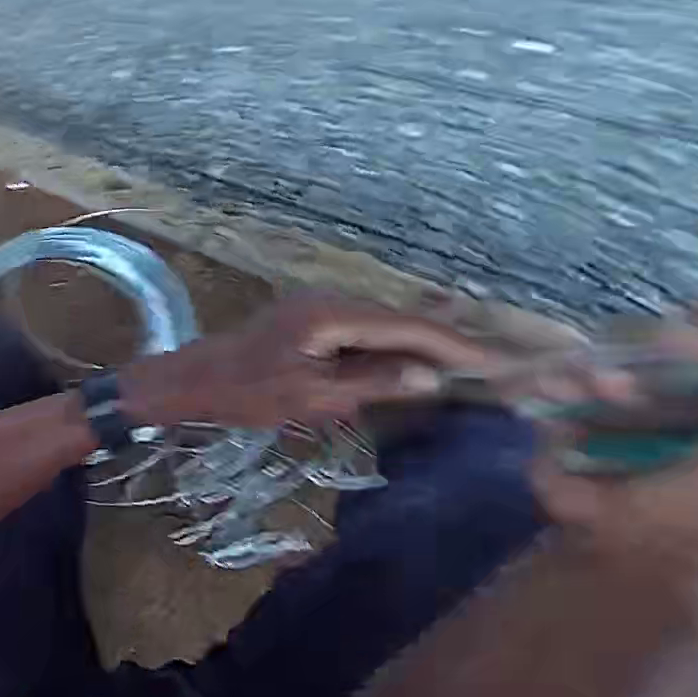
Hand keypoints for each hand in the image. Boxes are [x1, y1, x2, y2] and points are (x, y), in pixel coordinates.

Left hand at [120, 293, 491, 427]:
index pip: (407, 326)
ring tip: (470, 363)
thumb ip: (373, 383)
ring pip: (384, 320)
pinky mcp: (310, 317)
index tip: (501, 364)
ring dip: (423, 340)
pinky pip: (363, 325)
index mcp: (331, 314)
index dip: (456, 346)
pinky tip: (414, 357)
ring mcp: (317, 304)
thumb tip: (432, 375)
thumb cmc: (247, 393)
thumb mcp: (312, 397)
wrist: (196, 378)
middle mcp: (329, 299)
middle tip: (498, 365)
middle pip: (400, 317)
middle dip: (448, 340)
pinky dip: (393, 342)